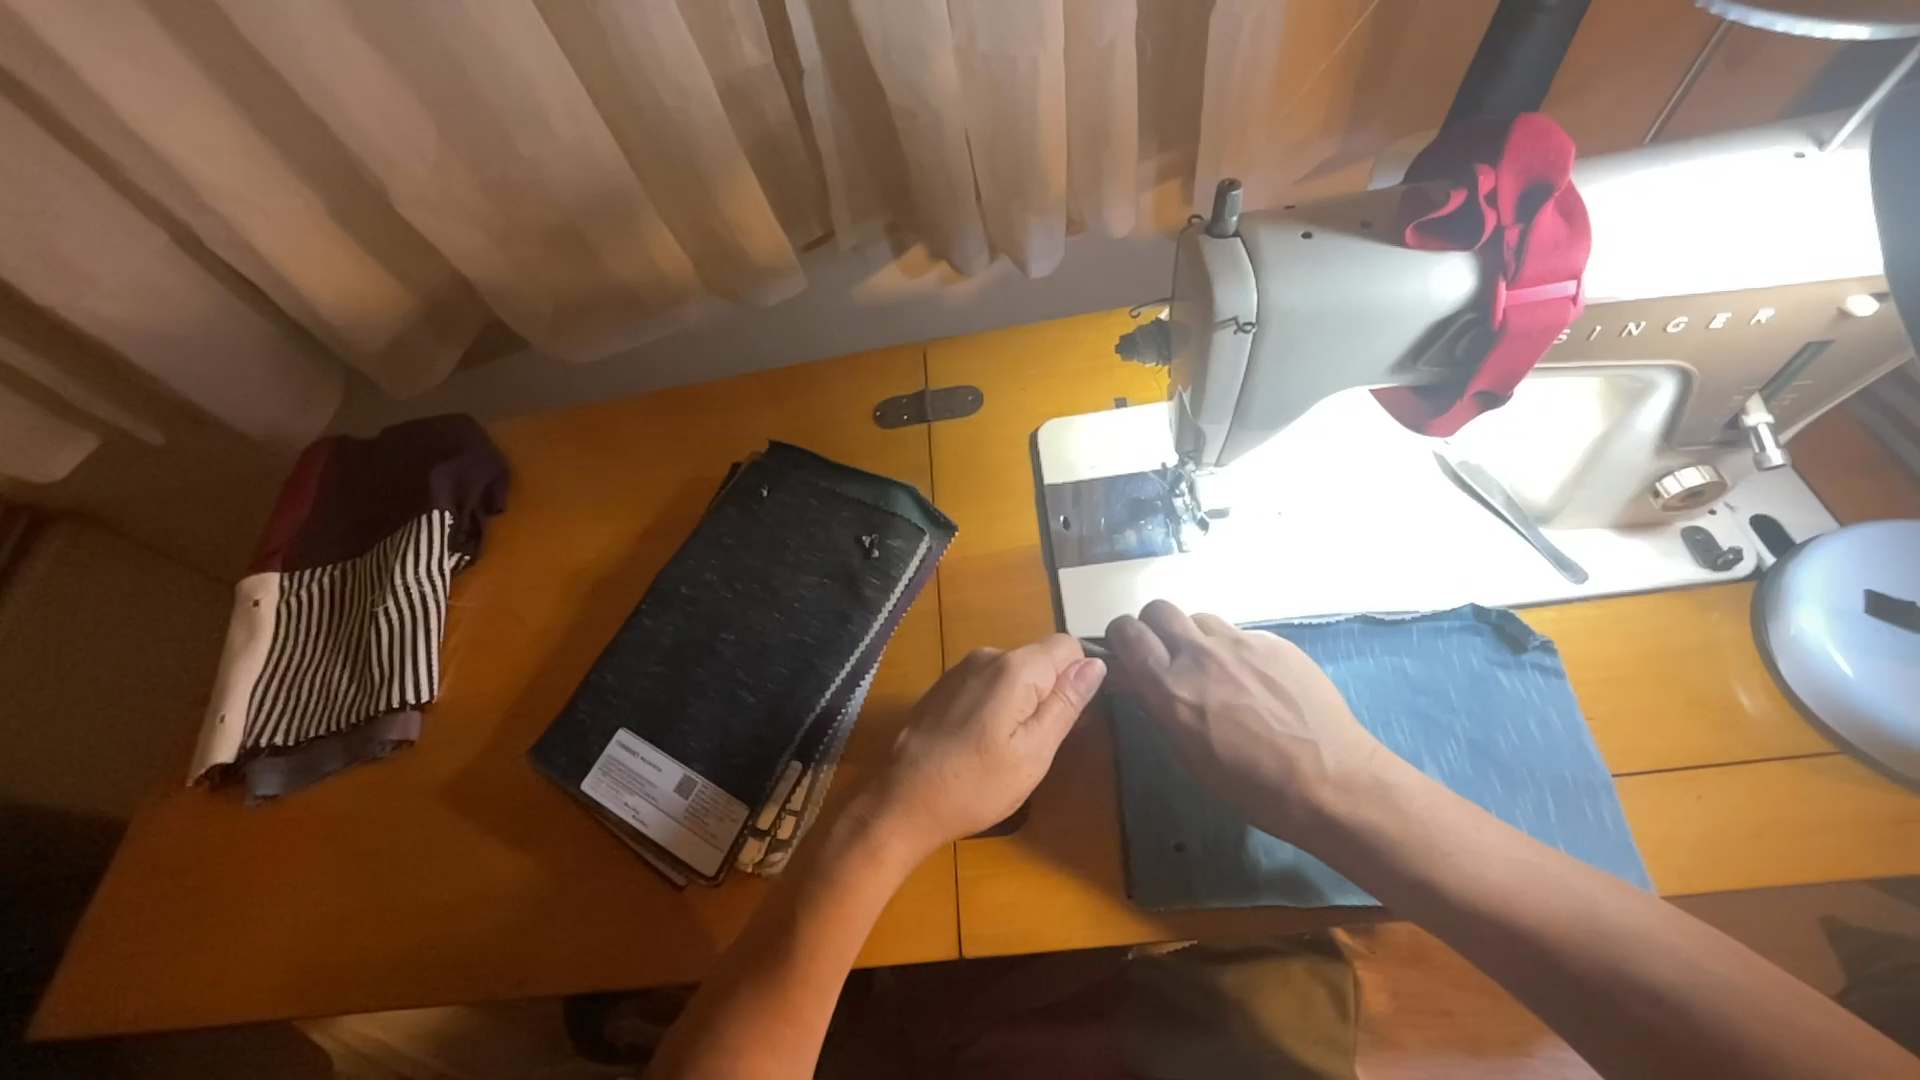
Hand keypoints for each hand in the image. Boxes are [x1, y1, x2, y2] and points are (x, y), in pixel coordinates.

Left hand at [862, 634, 1105, 857]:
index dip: (1078, 679)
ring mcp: (960, 670)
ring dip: (1021, 704)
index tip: (1068, 720)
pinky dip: (994, 708)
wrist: (904, 802)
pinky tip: (980, 744)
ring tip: (1007, 750)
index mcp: (1014, 667)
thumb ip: (1066, 703)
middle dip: (1048, 694)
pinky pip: (986, 685)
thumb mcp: (1035, 752)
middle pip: (1038, 660)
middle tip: (1037, 745)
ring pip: (1012, 674)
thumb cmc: (976, 785)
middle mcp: (987, 656)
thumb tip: (1096, 663)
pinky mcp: (943, 687)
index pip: (1067, 646)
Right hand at [1105, 600, 1392, 840]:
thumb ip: (1160, 709)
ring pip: (1200, 618)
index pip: (1127, 633)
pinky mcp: (1274, 642)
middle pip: (1158, 609)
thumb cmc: (1251, 786)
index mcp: (1170, 687)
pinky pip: (1240, 634)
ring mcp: (1240, 643)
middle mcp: (1200, 654)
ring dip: (1195, 637)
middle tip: (1164, 654)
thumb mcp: (1188, 756)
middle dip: (1153, 627)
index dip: (1120, 636)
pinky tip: (1254, 682)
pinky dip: (1234, 650)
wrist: (1331, 780)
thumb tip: (1141, 683)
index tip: (1125, 652)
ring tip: (1212, 669)